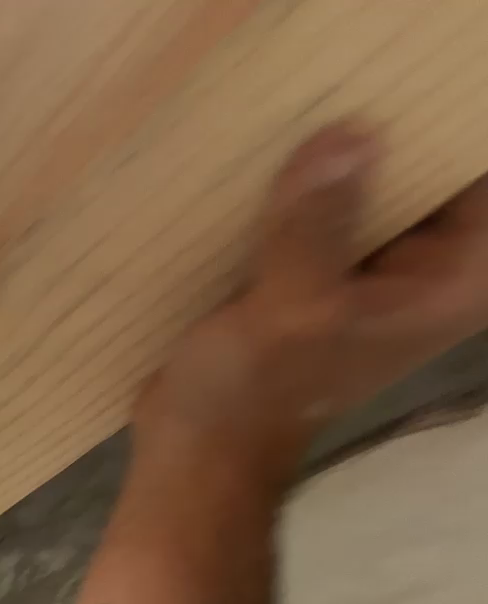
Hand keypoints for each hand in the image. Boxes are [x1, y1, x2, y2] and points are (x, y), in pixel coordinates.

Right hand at [137, 124, 487, 483]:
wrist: (193, 451)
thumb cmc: (251, 391)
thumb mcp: (288, 310)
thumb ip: (315, 228)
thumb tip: (344, 134)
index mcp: (458, 276)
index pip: (476, 176)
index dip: (437, 134)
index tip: (384, 102)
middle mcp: (424, 270)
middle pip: (422, 179)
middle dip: (374, 149)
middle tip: (320, 115)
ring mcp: (361, 279)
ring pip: (361, 200)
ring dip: (321, 177)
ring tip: (279, 145)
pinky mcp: (307, 288)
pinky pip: (311, 228)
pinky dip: (284, 210)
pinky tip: (250, 194)